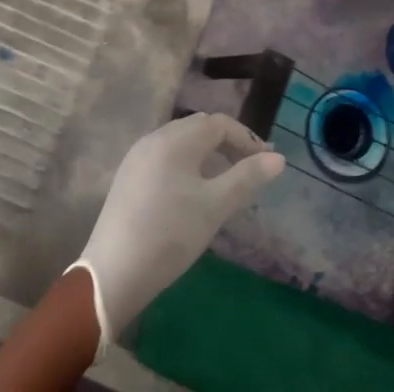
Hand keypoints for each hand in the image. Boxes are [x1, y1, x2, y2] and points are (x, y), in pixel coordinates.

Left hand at [68, 113, 284, 357]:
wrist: (115, 270)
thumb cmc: (171, 233)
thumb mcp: (215, 206)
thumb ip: (247, 177)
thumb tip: (278, 158)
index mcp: (175, 139)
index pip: (218, 123)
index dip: (246, 138)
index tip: (267, 163)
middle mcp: (153, 139)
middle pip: (198, 127)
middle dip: (227, 143)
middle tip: (249, 170)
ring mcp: (136, 157)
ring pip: (180, 143)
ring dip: (206, 154)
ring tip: (224, 182)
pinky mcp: (128, 177)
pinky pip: (164, 158)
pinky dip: (186, 165)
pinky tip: (192, 193)